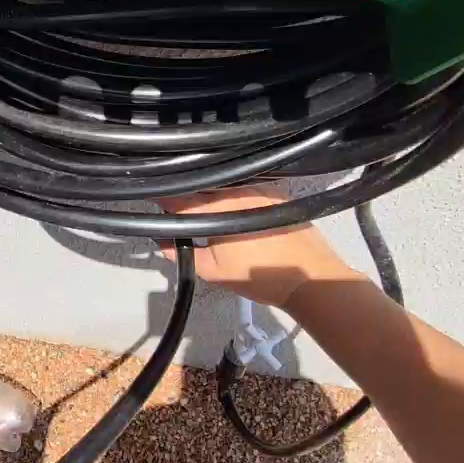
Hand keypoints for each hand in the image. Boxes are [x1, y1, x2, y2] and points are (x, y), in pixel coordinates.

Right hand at [158, 188, 367, 308]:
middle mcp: (235, 192)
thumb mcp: (212, 272)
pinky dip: (233, 193)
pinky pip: (244, 186)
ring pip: (222, 183)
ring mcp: (257, 188)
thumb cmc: (259, 277)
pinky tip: (234, 209)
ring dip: (210, 191)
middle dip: (186, 194)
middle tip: (179, 210)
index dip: (163, 198)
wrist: (309, 279)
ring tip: (208, 211)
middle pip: (200, 185)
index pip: (179, 197)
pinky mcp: (275, 191)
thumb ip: (181, 255)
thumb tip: (162, 242)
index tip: (154, 201)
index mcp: (216, 209)